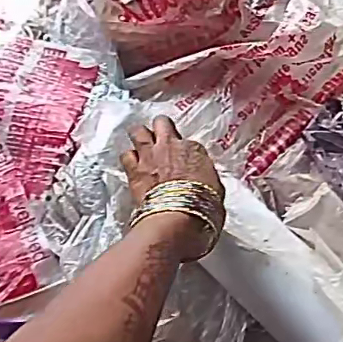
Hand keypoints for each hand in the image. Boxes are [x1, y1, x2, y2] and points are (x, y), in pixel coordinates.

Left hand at [121, 117, 222, 260]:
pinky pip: (126, 155)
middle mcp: (170, 146)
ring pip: (139, 131)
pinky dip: (129, 158)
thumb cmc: (202, 206)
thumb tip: (203, 181)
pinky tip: (132, 165)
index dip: (187, 151)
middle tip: (161, 138)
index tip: (187, 161)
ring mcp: (149, 155)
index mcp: (194, 150)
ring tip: (142, 146)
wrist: (177, 219)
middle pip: (162, 123)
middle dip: (161, 128)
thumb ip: (206, 178)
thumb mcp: (215, 190)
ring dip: (140, 137)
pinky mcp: (133, 170)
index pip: (190, 142)